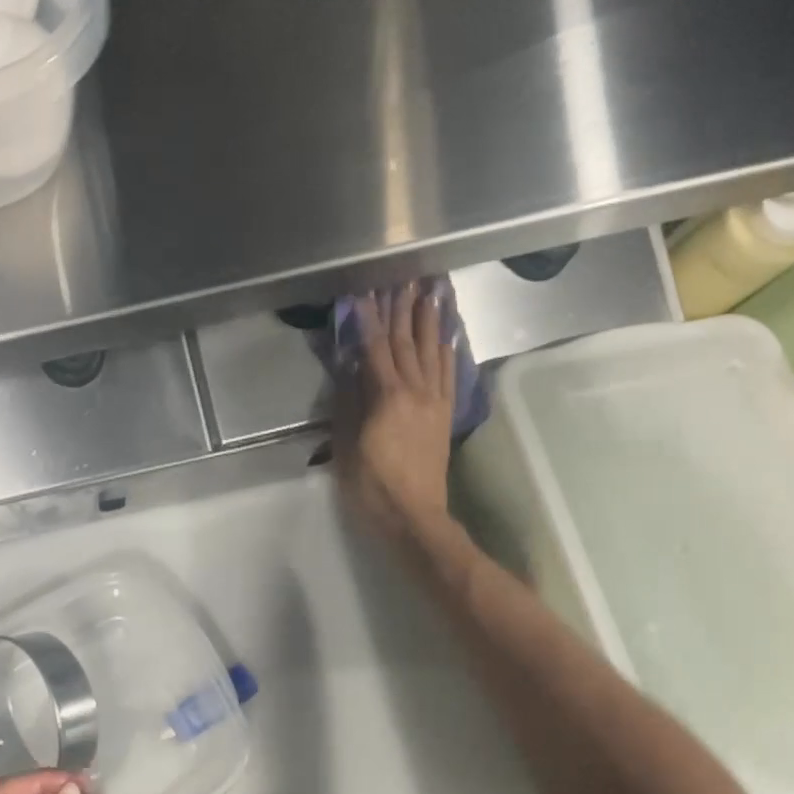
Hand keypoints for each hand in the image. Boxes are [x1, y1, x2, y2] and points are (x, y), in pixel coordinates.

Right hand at [334, 282, 457, 541]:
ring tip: (431, 291)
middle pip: (407, 343)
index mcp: (387, 398)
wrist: (414, 515)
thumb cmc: (372, 485)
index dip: (369, 320)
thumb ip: (349, 403)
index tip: (364, 292)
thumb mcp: (346, 446)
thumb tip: (351, 368)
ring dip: (429, 320)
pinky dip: (446, 348)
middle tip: (402, 278)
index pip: (376, 349)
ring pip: (432, 351)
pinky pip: (447, 372)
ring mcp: (434, 401)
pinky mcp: (444, 413)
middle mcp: (416, 392)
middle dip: (402, 310)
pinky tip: (447, 333)